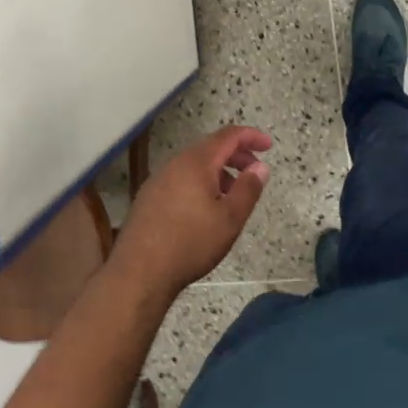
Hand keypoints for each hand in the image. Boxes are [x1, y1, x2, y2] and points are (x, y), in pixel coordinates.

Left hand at [111, 126, 271, 300]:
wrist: (139, 272)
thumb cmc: (191, 243)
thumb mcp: (229, 219)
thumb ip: (248, 189)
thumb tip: (260, 167)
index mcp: (196, 162)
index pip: (228, 136)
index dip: (250, 136)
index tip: (268, 146)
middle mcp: (175, 164)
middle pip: (210, 147)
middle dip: (236, 155)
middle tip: (254, 172)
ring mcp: (158, 180)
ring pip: (194, 165)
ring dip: (218, 171)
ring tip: (232, 195)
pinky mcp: (148, 197)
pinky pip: (181, 179)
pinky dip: (200, 183)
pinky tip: (204, 209)